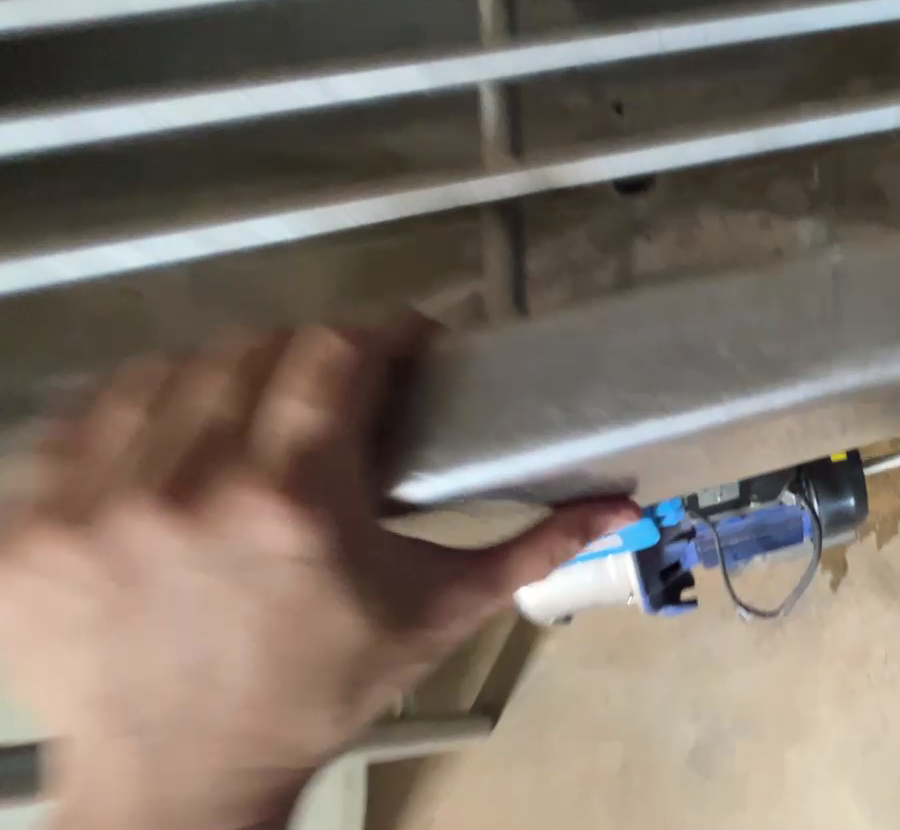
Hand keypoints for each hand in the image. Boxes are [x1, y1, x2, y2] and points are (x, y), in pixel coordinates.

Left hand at [0, 321, 640, 829]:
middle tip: (355, 377)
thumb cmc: (333, 681)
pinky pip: (80, 420)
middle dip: (319, 347)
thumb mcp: (450, 608)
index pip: (335, 355)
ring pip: (166, 370)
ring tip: (275, 396)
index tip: (413, 340)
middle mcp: (184, 489)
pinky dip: (142, 403)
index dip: (385, 329)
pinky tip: (183, 426)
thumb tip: (628, 505)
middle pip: (255, 349)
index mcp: (295, 499)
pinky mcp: (25, 535)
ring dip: (235, 366)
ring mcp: (89, 510)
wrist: (182, 780)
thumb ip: (542, 545)